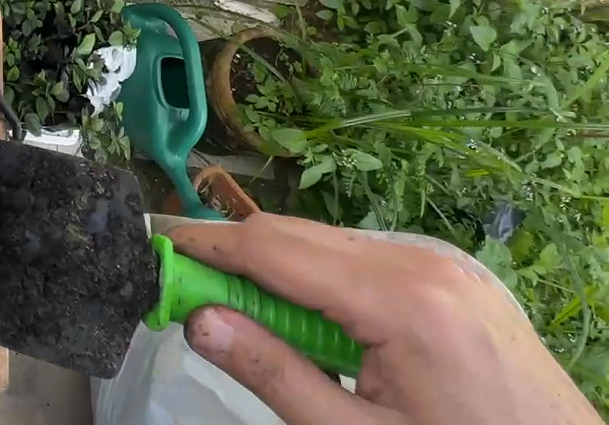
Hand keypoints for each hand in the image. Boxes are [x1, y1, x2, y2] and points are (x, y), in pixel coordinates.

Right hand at [167, 214, 600, 424]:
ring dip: (272, 270)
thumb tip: (194, 318)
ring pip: (320, 242)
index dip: (203, 247)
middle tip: (191, 299)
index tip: (154, 257)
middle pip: (291, 235)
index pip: (271, 247)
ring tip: (254, 324)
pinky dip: (316, 280)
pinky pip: (358, 258)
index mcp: (403, 300)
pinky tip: (315, 325)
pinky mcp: (453, 276)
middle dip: (232, 259)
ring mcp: (443, 264)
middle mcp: (421, 260)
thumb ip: (272, 374)